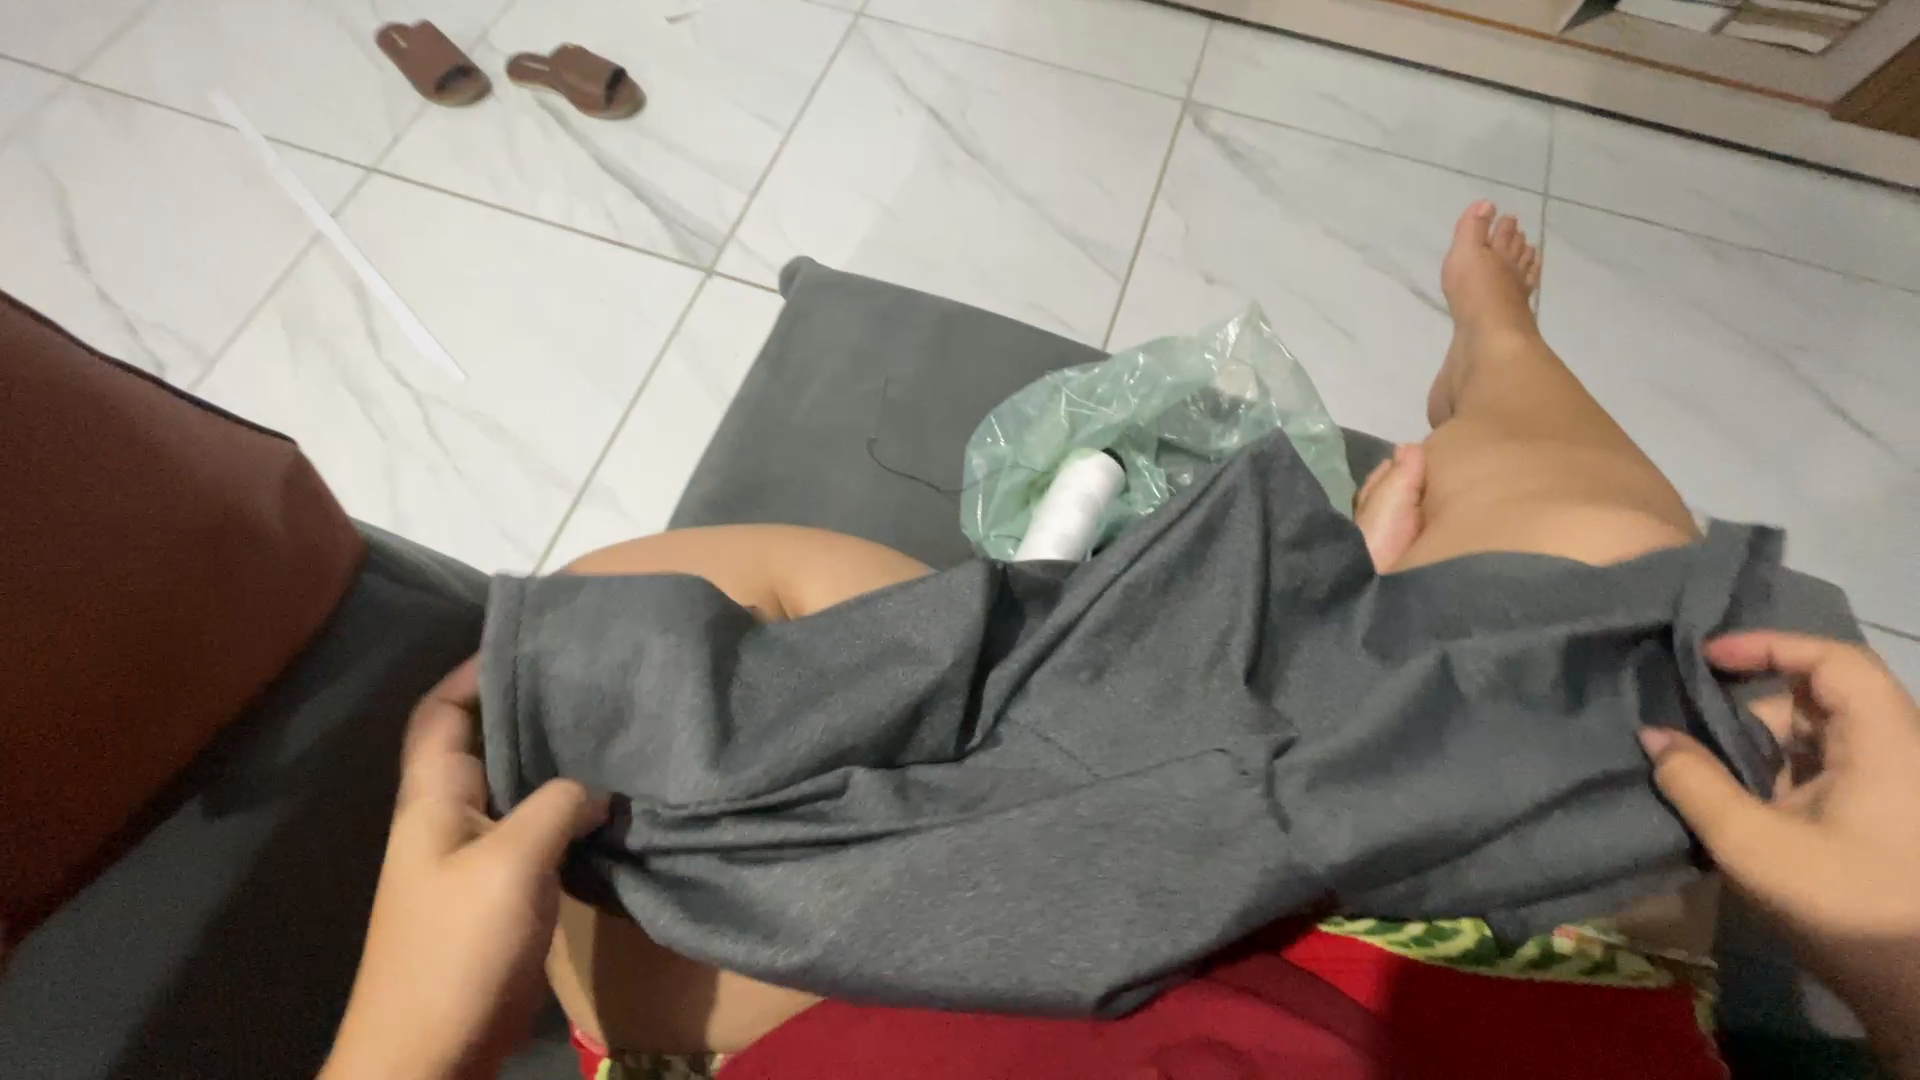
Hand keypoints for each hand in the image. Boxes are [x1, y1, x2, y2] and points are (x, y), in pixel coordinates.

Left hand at [321, 660, 606, 1079]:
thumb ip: (558, 805)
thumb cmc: (455, 948)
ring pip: (519, 785)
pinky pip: (539, 825)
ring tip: (609, 727)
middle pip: (485, 743)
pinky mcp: (506, 886)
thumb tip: (599, 787)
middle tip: (588, 680)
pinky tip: (611, 798)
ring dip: (557, 757)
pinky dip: (572, 804)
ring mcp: (478, 854)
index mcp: (432, 801)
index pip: (440, 717)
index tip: (527, 644)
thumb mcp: (510, 862)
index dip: (471, 674)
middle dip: (528, 708)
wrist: (429, 1054)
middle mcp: (451, 817)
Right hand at [1640, 631, 1919, 1073]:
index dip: (1771, 645)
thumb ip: (1692, 780)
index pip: (1837, 663)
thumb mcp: (1750, 842)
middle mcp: (1897, 758)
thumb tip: (1652, 734)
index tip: (1706, 659)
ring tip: (1703, 771)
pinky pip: (1820, 770)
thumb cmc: (1847, 905)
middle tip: (1690, 734)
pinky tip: (1734, 799)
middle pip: (1817, 699)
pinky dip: (1772, 771)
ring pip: (1815, 736)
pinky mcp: (1882, 820)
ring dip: (1754, 744)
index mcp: (1885, 750)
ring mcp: (1892, 791)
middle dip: (1746, 707)